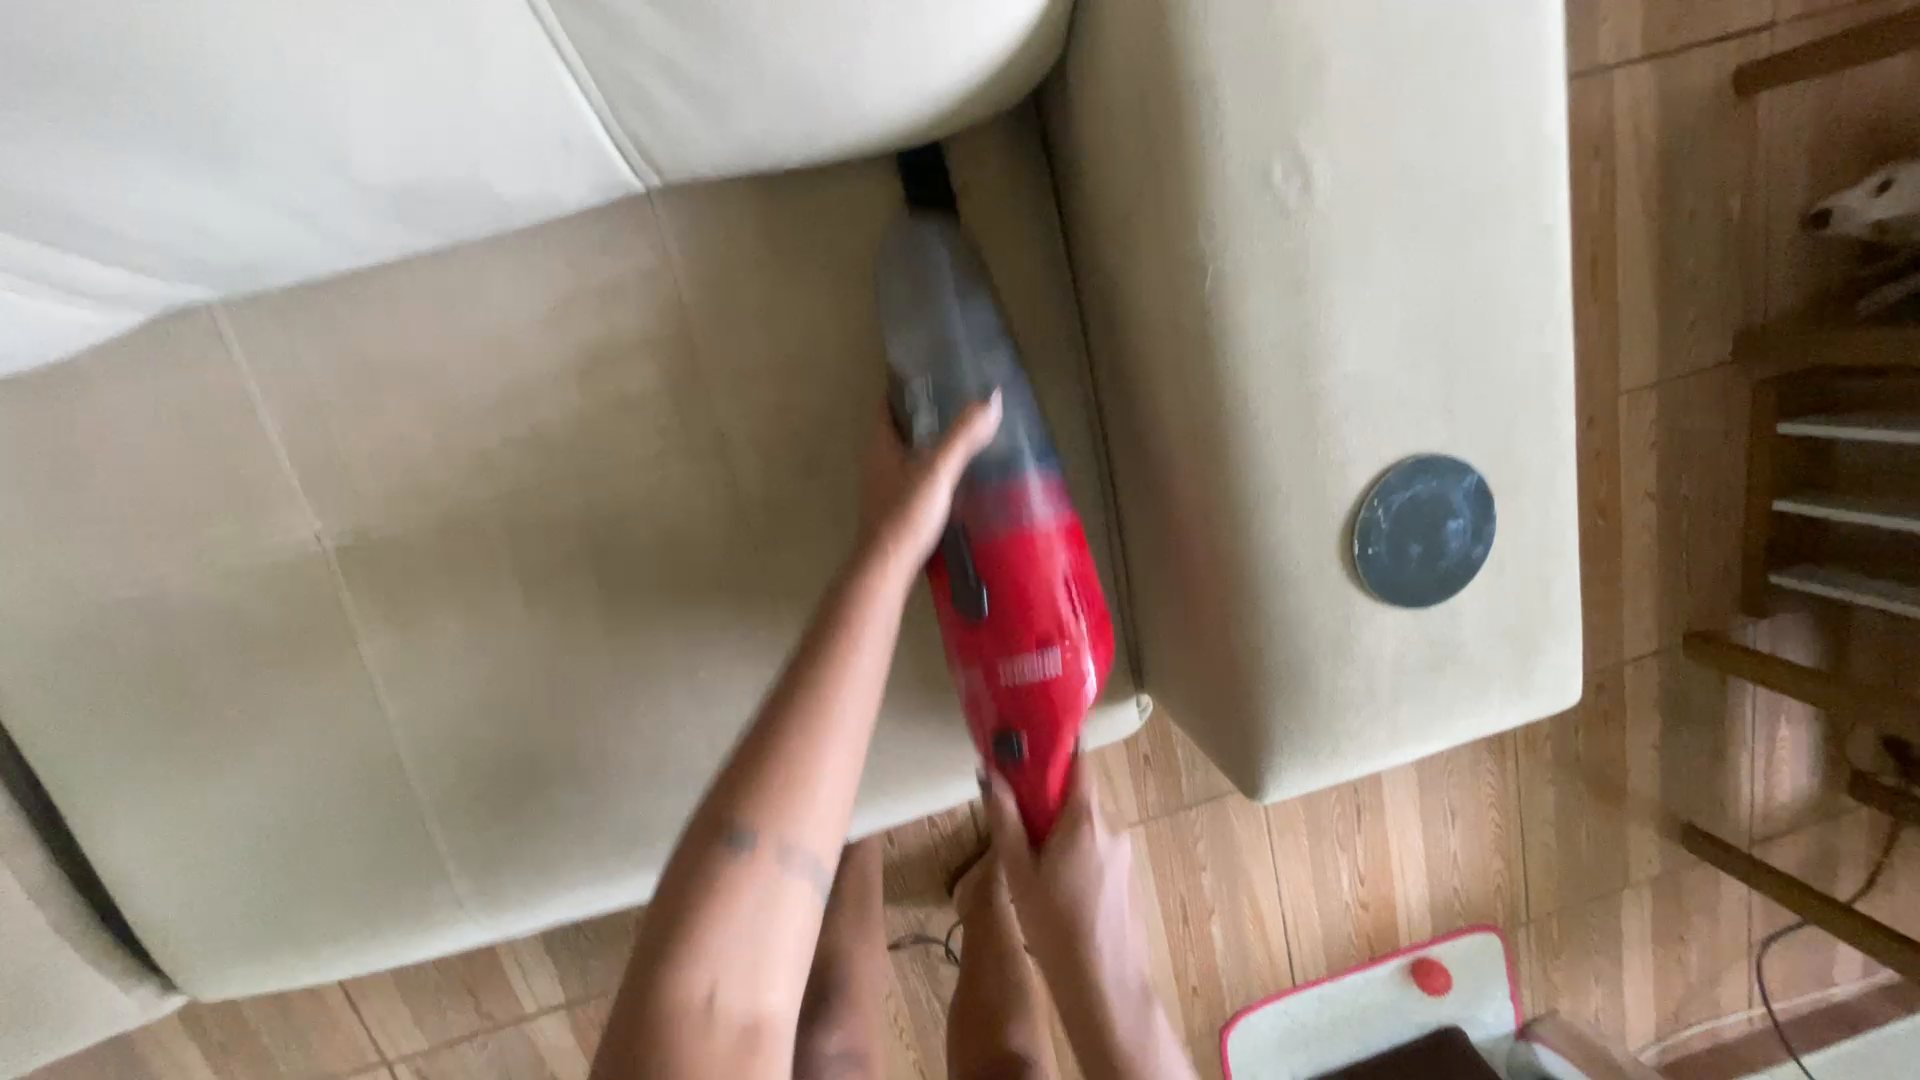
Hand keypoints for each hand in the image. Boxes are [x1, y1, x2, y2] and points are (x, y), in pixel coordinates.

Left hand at [859, 390, 1001, 571]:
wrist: (888, 565)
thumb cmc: (907, 513)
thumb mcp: (938, 470)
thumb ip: (963, 436)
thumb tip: (991, 399)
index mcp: (879, 443)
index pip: (885, 403)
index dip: (903, 387)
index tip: (930, 376)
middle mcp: (875, 459)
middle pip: (895, 427)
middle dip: (920, 413)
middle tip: (952, 401)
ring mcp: (882, 484)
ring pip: (903, 452)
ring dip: (924, 441)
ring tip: (957, 433)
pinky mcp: (892, 506)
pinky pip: (910, 474)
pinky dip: (927, 466)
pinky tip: (950, 472)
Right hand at [980, 757, 1154, 1013]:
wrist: (1104, 984)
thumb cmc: (1054, 925)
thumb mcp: (1019, 871)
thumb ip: (1005, 818)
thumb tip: (992, 772)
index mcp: (1085, 817)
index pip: (1077, 758)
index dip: (1053, 746)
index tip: (1026, 745)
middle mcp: (1111, 823)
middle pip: (1077, 791)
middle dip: (1046, 796)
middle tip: (1016, 817)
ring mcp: (1123, 848)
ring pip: (1085, 819)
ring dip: (1059, 825)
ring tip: (1032, 858)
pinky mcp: (1126, 871)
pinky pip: (1096, 842)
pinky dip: (1074, 846)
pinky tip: (1057, 880)